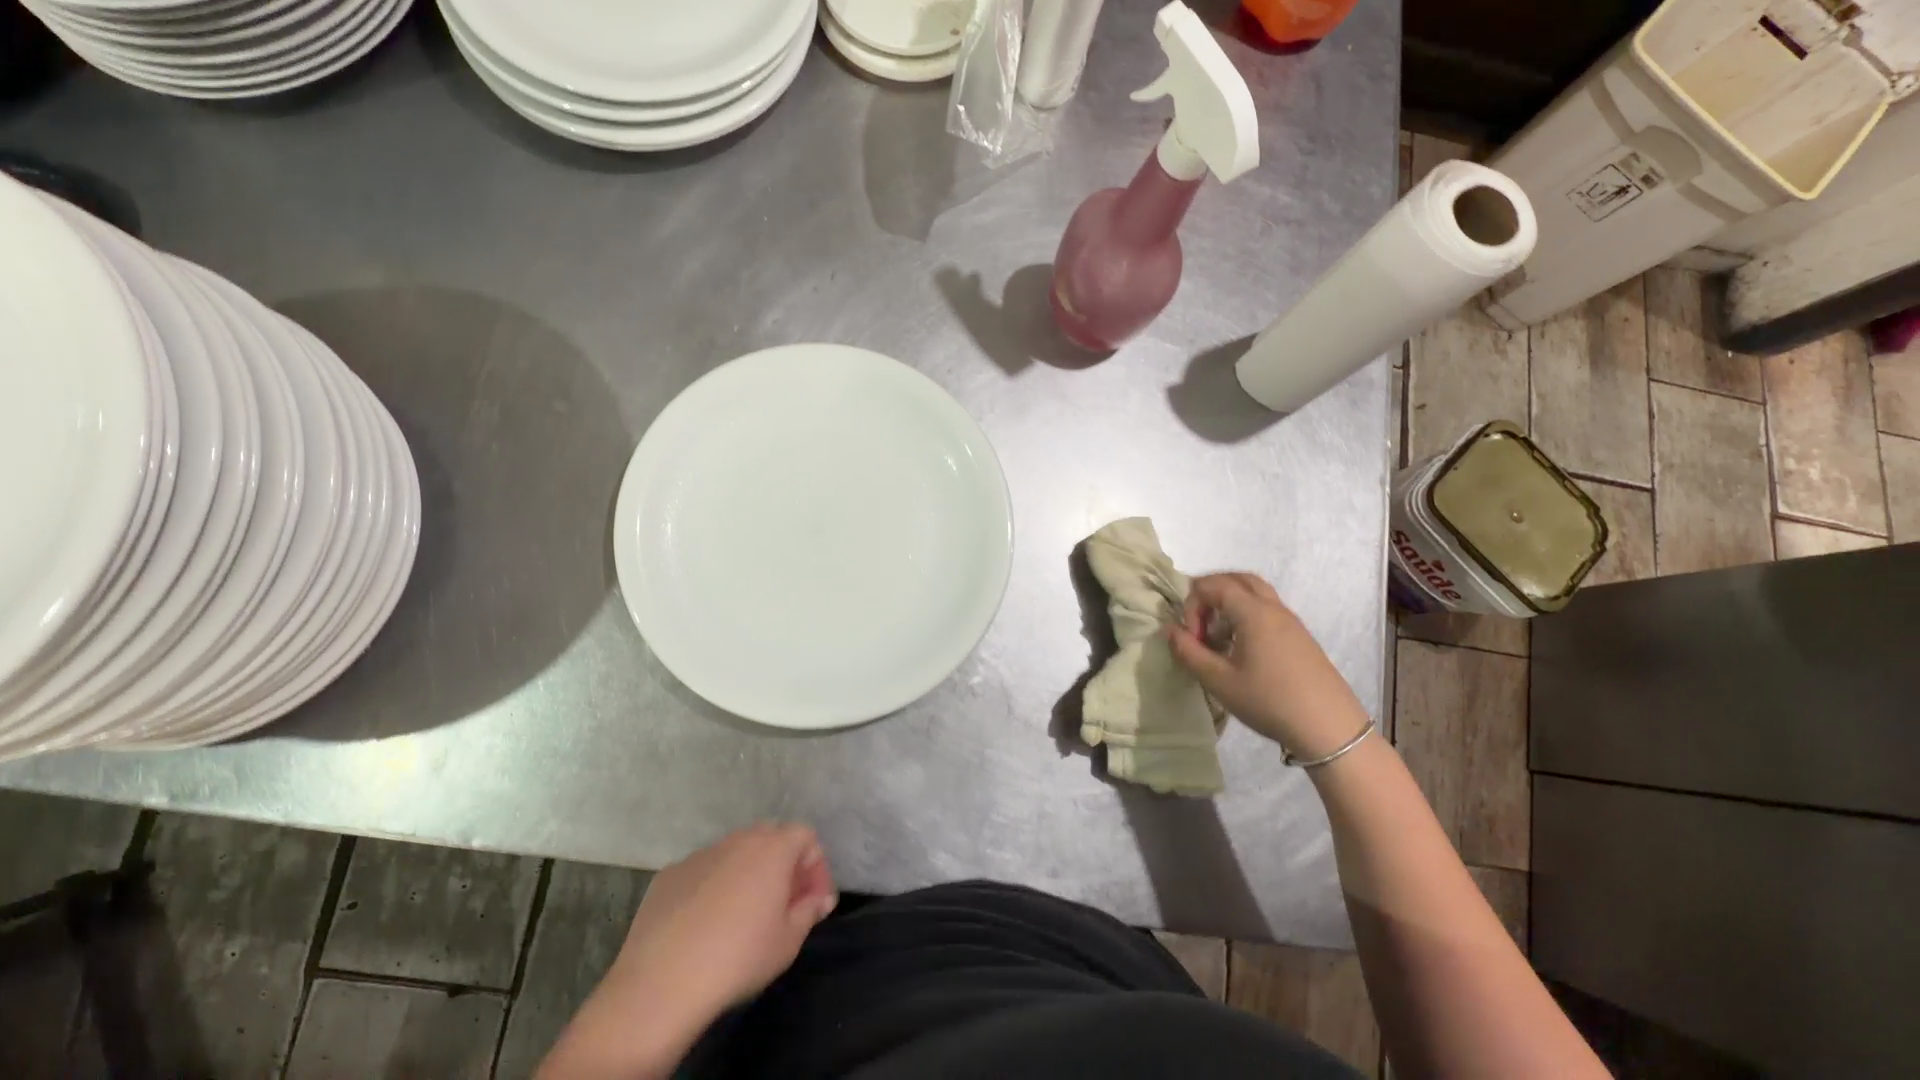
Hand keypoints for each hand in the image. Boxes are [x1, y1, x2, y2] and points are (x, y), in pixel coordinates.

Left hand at [615, 823, 836, 1013]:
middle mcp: (736, 842)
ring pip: (734, 854)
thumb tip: (817, 898)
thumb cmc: (739, 958)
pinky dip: (713, 888)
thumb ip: (809, 910)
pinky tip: (705, 925)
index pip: (805, 836)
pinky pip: (703, 872)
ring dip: (748, 875)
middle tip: (784, 905)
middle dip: (784, 866)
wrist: (662, 981)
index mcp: (771, 850)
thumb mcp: (789, 940)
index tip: (813, 902)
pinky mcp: (668, 875)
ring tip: (744, 916)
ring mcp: (698, 855)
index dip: (816, 867)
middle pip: (769, 838)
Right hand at [1167, 573, 1369, 759]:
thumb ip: (1189, 652)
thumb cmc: (1269, 700)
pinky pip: (1268, 611)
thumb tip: (1170, 630)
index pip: (1214, 585)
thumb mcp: (1219, 681)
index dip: (1193, 605)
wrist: (1328, 726)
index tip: (1192, 638)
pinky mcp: (1300, 637)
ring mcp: (1291, 621)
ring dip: (1230, 606)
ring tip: (1219, 639)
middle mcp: (1273, 608)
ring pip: (1255, 594)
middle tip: (1199, 624)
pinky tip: (1242, 651)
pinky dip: (1247, 617)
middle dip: (1211, 594)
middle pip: (1238, 580)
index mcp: (1253, 611)